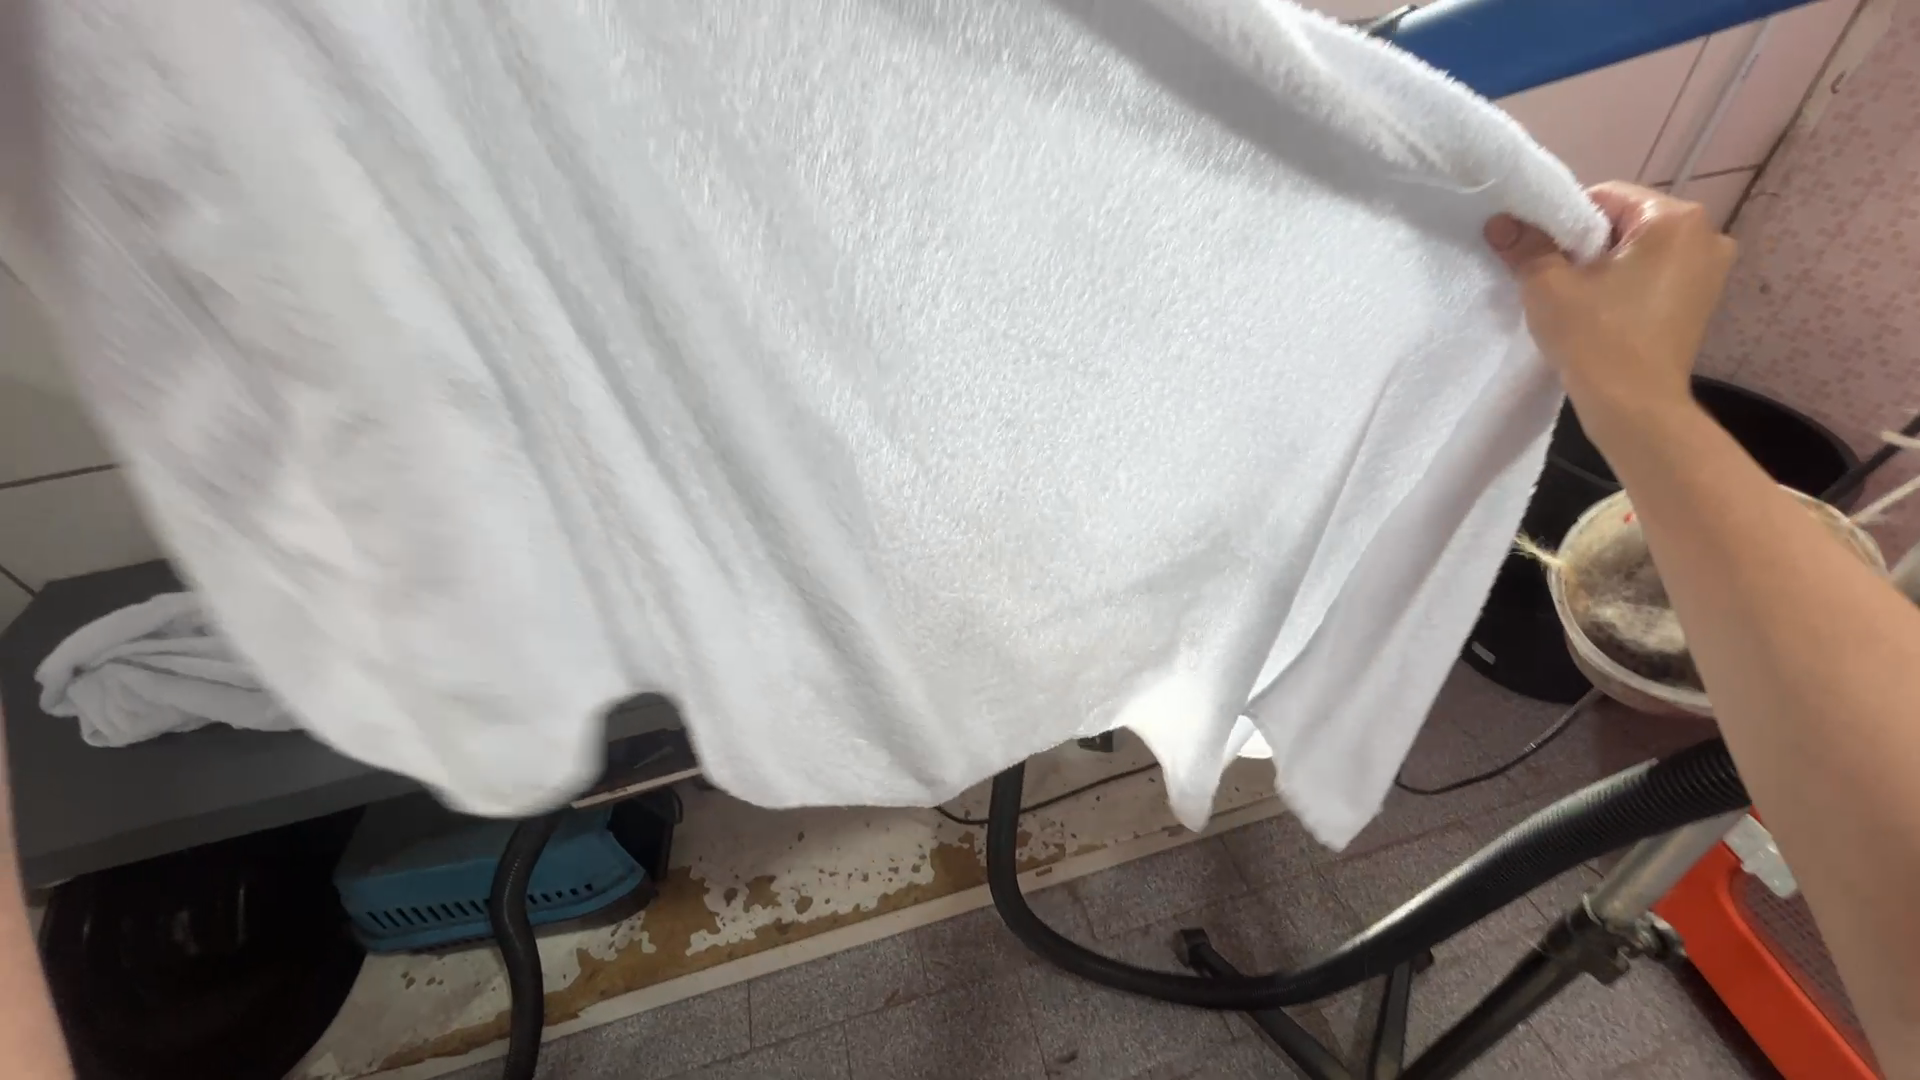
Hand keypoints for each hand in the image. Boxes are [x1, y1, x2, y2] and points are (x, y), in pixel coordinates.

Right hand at [1484, 182, 1736, 441]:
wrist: (1633, 403)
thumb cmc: (1594, 337)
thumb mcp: (1547, 287)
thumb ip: (1525, 247)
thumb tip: (1499, 221)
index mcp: (1674, 219)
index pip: (1605, 197)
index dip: (1562, 222)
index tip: (1539, 254)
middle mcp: (1706, 234)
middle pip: (1625, 223)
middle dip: (1585, 245)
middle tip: (1553, 279)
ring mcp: (1711, 269)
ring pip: (1640, 251)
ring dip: (1604, 267)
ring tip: (1576, 300)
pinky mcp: (1702, 299)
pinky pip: (1654, 276)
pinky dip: (1624, 286)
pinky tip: (1601, 314)